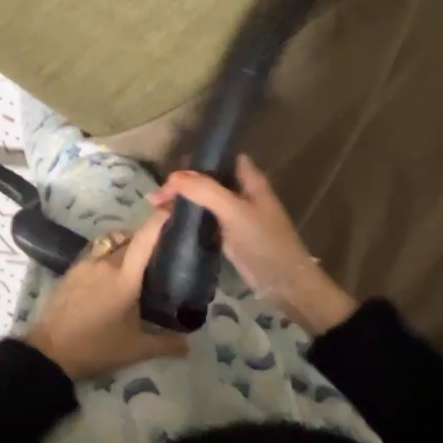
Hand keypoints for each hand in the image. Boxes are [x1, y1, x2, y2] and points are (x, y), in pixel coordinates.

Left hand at [25, 211, 188, 378]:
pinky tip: (113, 274)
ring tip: (138, 262)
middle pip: (130, 238)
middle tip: (162, 251)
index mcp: (125, 278)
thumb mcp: (135, 350)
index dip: (159, 221)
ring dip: (127, 245)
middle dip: (147, 238)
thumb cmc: (96, 347)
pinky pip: (97, 252)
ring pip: (113, 243)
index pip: (145, 239)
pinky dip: (110, 254)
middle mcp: (106, 263)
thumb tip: (189, 345)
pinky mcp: (73, 269)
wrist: (51, 351)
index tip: (173, 210)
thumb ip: (166, 344)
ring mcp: (87, 264)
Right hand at [151, 156, 357, 335]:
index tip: (173, 171)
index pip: (221, 158)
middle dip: (185, 183)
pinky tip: (172, 222)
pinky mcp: (231, 235)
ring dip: (185, 201)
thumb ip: (205, 191)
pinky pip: (207, 219)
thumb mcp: (234, 211)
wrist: (284, 283)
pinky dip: (190, 218)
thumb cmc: (264, 241)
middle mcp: (243, 192)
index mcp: (250, 179)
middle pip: (210, 179)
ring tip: (158, 208)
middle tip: (159, 195)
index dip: (199, 160)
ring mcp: (237, 214)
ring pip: (206, 199)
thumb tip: (172, 177)